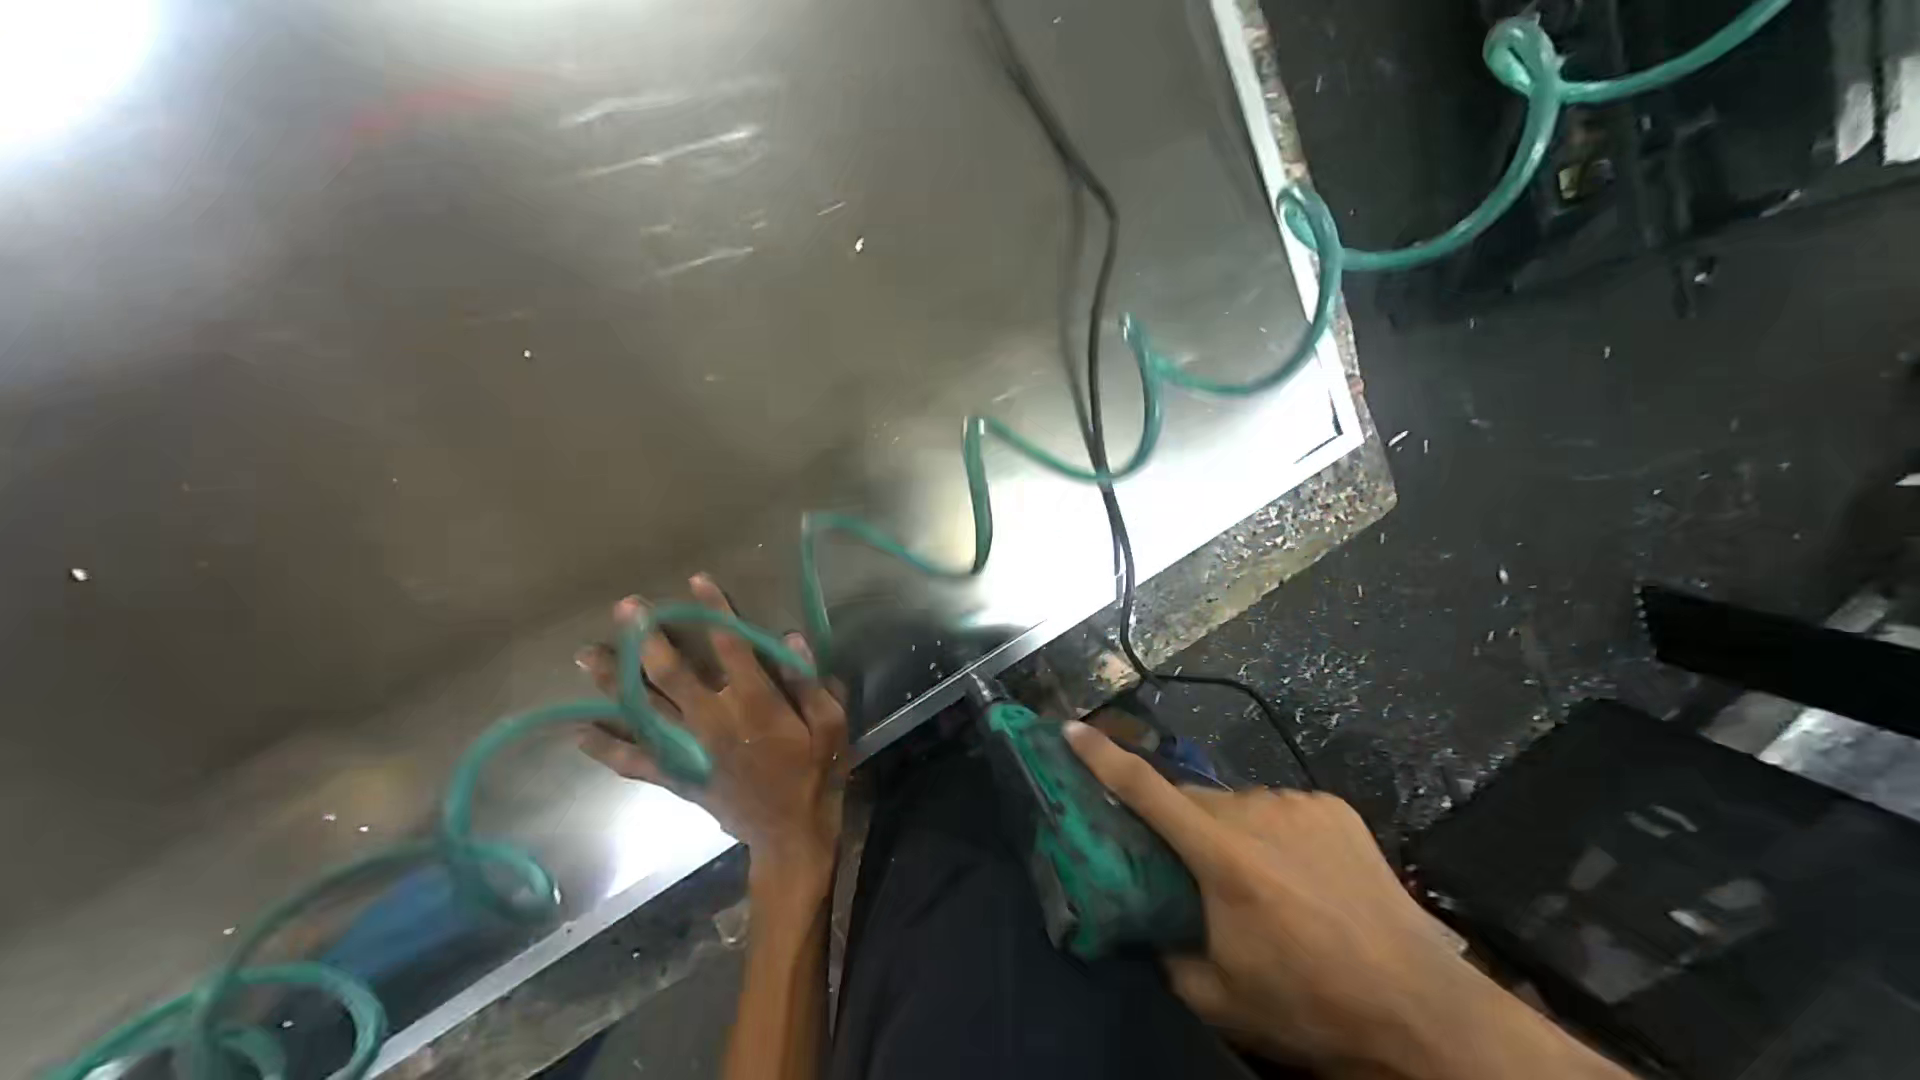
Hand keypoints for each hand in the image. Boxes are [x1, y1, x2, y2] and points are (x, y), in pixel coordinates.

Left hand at [578, 574, 848, 891]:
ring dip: (614, 680)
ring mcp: (689, 750)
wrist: (790, 832)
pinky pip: (634, 761)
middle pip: (671, 673)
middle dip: (647, 638)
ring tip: (586, 654)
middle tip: (625, 608)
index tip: (696, 581)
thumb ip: (808, 682)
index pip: (730, 646)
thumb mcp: (830, 724)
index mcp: (754, 703)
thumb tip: (789, 639)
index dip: (714, 610)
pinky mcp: (676, 776)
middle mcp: (713, 720)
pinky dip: (605, 748)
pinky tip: (579, 732)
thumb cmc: (815, 771)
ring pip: (644, 709)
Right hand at [1064, 721, 1621, 1079]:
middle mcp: (1255, 813)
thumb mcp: (1220, 996)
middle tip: (1187, 867)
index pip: (1145, 790)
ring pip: (1236, 804)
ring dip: (1229, 831)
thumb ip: (1164, 953)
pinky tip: (1300, 874)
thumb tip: (1137, 927)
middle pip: (1191, 799)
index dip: (1102, 757)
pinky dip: (1273, 832)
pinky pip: (1280, 808)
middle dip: (1178, 823)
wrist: (1423, 1008)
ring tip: (1257, 883)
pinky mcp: (1333, 807)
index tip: (1070, 728)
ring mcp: (1299, 804)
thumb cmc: (1312, 1004)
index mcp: (1221, 856)